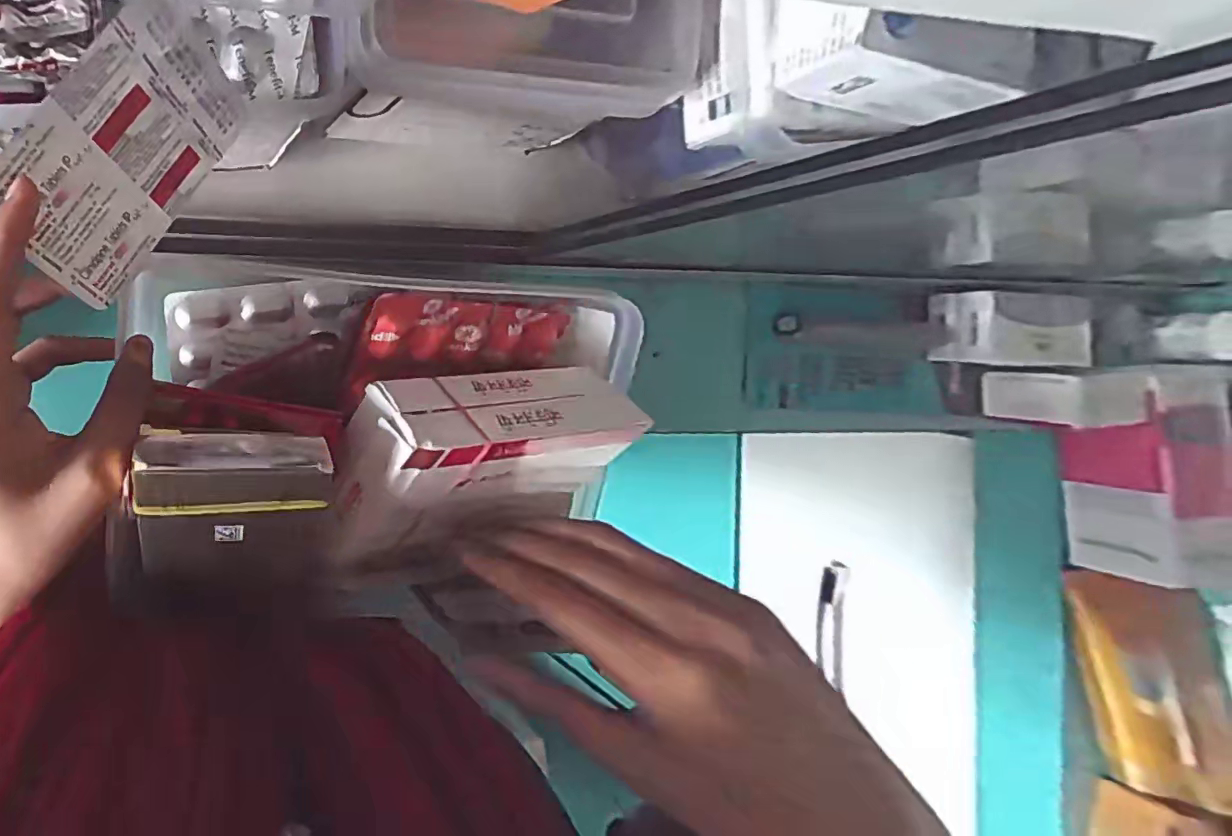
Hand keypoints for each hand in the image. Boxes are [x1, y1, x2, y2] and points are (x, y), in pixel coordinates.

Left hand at [0, 175, 152, 607]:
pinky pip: (5, 339)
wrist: (6, 562)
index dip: (3, 244)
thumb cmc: (47, 525)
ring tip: (48, 235)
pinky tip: (96, 340)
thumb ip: (123, 402)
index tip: (27, 191)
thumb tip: (136, 344)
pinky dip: (44, 325)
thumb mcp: (100, 470)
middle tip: (1, 185)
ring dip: (0, 266)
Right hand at [462, 519, 946, 835]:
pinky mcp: (744, 600)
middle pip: (586, 557)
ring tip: (510, 526)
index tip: (461, 548)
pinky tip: (574, 546)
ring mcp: (727, 603)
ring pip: (620, 545)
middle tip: (474, 527)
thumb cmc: (742, 817)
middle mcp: (697, 621)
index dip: (503, 567)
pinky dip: (602, 546)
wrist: (869, 835)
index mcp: (669, 674)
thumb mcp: (641, 768)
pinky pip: (655, 559)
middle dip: (520, 537)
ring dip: (557, 531)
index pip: (561, 598)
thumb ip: (554, 702)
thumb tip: (478, 660)